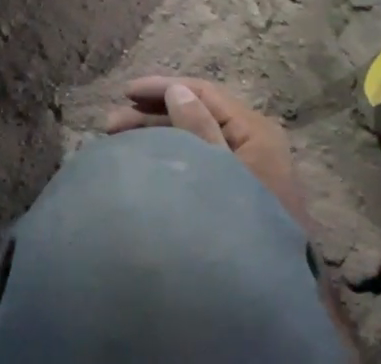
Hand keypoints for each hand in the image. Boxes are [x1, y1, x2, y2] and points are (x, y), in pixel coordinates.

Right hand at [107, 76, 308, 227]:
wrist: (269, 293)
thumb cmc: (240, 223)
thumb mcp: (217, 168)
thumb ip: (198, 128)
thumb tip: (178, 91)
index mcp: (254, 130)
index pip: (203, 92)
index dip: (162, 87)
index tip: (125, 92)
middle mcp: (252, 141)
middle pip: (196, 112)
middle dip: (152, 114)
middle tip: (111, 124)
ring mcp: (246, 166)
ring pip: (194, 135)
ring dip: (157, 133)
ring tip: (118, 141)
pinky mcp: (235, 188)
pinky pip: (199, 157)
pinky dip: (170, 152)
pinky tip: (145, 160)